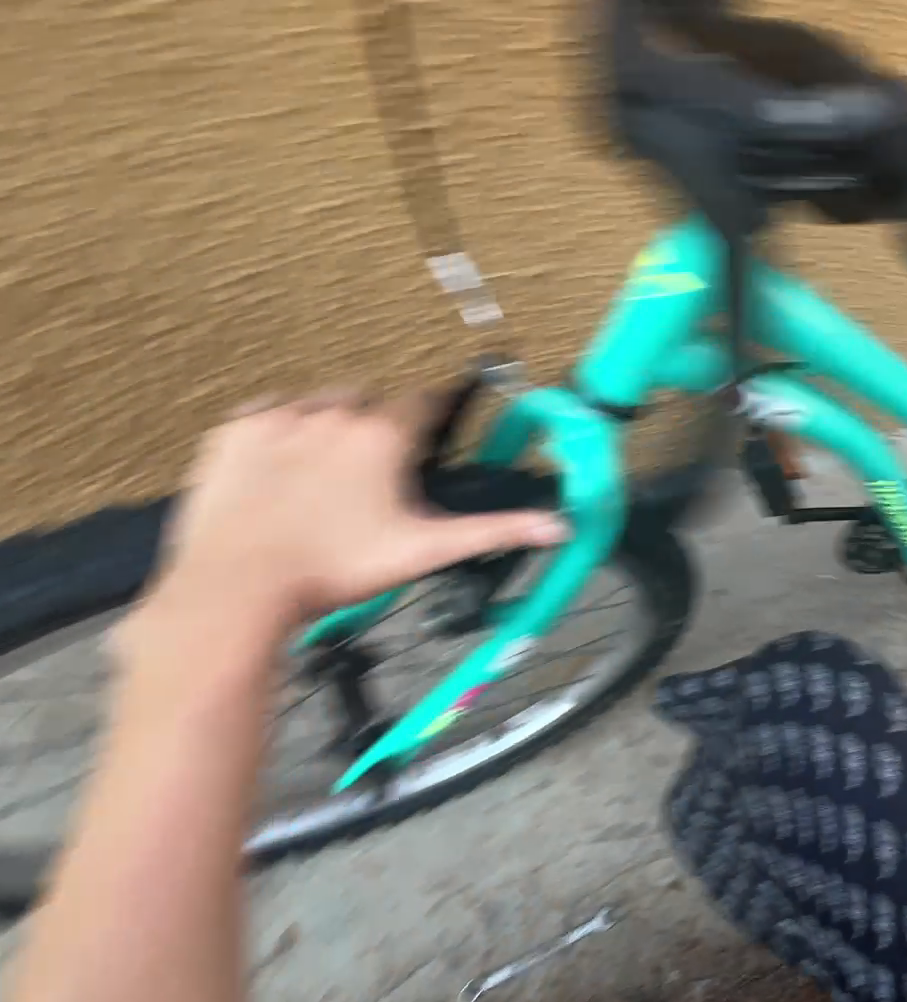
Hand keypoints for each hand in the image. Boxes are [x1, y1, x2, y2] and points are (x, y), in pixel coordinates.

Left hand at [131, 387, 567, 636]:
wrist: (238, 586)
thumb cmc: (343, 566)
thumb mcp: (429, 550)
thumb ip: (496, 531)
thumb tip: (560, 527)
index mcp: (384, 435)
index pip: (426, 399)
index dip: (442, 409)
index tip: (446, 425)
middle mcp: (332, 414)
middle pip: (373, 396)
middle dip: (387, 418)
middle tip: (390, 464)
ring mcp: (276, 421)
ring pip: (321, 400)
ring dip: (338, 417)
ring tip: (341, 459)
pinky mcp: (230, 435)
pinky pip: (268, 409)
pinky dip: (285, 422)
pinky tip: (290, 454)